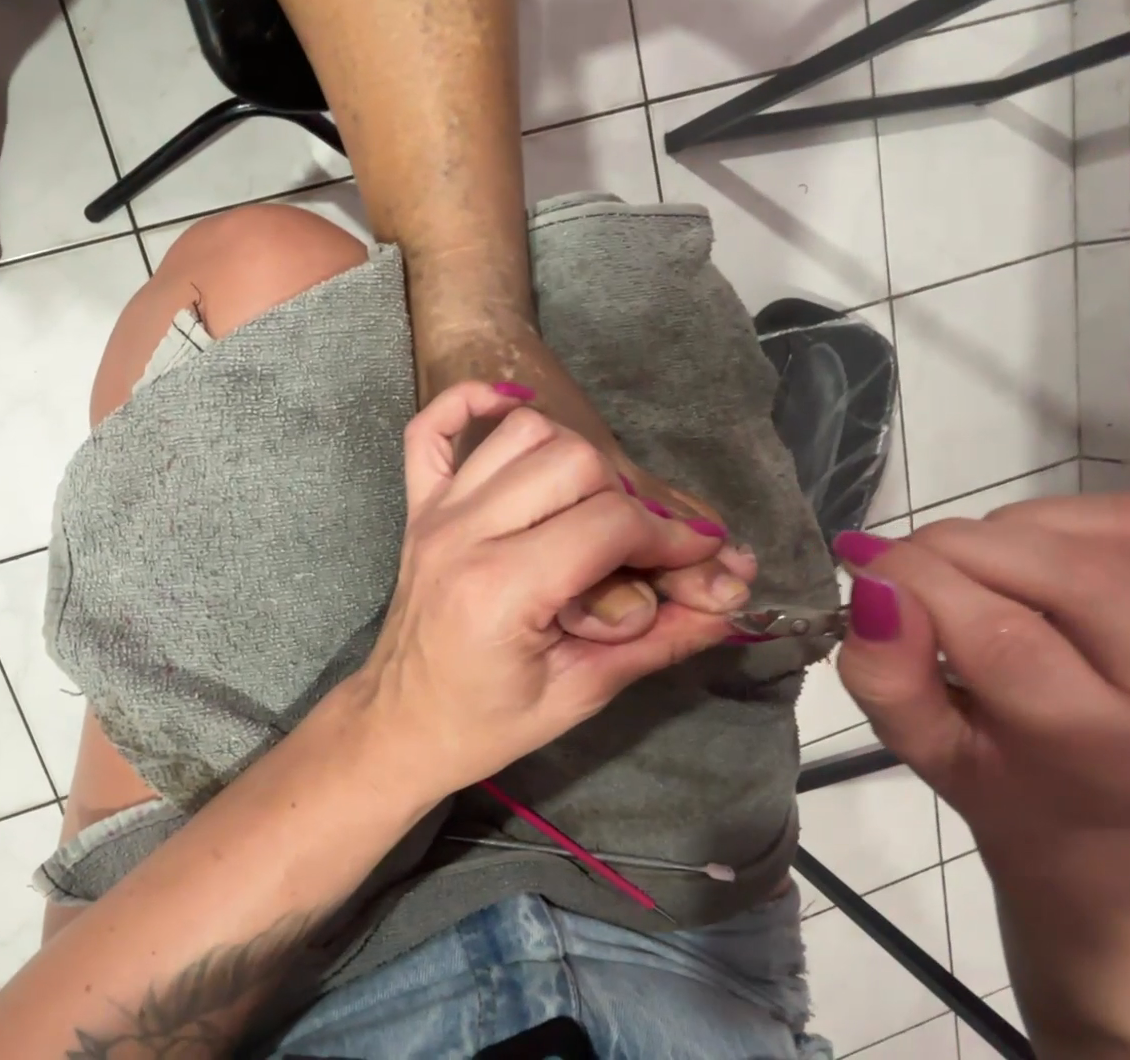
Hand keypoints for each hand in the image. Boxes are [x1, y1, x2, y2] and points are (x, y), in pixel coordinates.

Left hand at [355, 381, 739, 798]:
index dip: (672, 537)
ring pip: (523, 432)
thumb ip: (657, 640)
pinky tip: (511, 407)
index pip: (609, 523)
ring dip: (576, 458)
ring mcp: (436, 514)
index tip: (703, 560)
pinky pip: (432, 429)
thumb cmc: (484, 725)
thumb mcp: (579, 695)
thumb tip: (729, 598)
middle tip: (647, 548)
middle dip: (631, 499)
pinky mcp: (418, 508)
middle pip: (574, 461)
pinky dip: (470, 404)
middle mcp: (465, 534)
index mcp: (502, 589)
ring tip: (594, 509)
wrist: (399, 725)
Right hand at [830, 492, 1129, 844]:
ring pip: (1110, 538)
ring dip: (1009, 532)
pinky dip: (1061, 521)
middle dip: (959, 546)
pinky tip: (1028, 556)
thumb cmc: (995, 781)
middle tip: (899, 556)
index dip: (923, 584)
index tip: (860, 561)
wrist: (1100, 811)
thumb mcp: (919, 749)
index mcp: (1118, 759)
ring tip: (965, 568)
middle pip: (1074, 578)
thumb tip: (873, 586)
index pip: (1010, 641)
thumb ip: (886, 678)